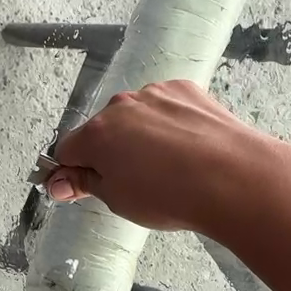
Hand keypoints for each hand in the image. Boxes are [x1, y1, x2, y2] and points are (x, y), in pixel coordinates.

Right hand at [45, 79, 290, 233]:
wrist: (233, 178)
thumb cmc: (169, 196)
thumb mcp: (117, 200)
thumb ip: (85, 184)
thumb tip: (58, 182)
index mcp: (96, 134)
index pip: (67, 150)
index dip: (72, 172)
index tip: (84, 189)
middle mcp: (120, 106)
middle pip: (101, 131)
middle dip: (108, 154)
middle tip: (132, 185)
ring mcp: (155, 94)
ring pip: (134, 117)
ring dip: (139, 138)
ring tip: (166, 169)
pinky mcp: (185, 90)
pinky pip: (163, 107)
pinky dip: (167, 125)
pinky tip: (185, 149)